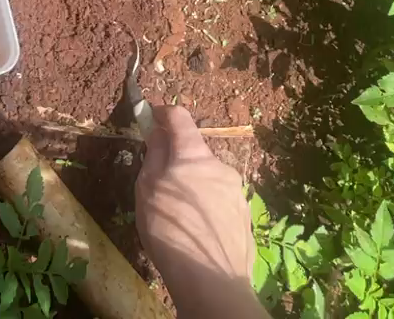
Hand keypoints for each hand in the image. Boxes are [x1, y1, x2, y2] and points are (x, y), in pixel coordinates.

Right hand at [137, 104, 264, 318]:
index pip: (180, 117)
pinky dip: (207, 207)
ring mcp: (237, 193)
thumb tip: (158, 132)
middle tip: (160, 184)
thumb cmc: (170, 228)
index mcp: (194, 155)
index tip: (151, 117)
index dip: (163, 112)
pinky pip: (221, 202)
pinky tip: (198, 232)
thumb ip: (154, 154)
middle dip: (178, 160)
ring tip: (180, 216)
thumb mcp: (148, 187)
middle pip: (195, 153)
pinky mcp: (245, 219)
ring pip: (209, 179)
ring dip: (194, 186)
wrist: (211, 281)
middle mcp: (221, 167)